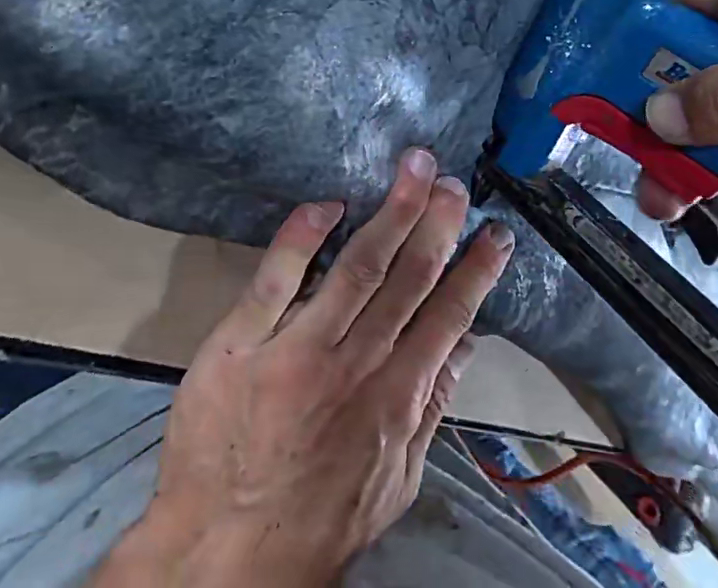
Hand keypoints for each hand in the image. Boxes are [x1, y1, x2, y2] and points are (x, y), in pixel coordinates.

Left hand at [92, 149, 513, 587]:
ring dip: (390, 213)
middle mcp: (354, 365)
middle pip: (407, 277)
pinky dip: (302, 235)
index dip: (477, 269)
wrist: (221, 558)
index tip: (496, 233)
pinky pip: (274, 277)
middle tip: (453, 182)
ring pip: (355, 266)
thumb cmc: (319, 522)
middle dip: (436, 222)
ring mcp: (293, 351)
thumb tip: (466, 344)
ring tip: (414, 170)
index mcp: (397, 397)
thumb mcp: (399, 479)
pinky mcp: (236, 346)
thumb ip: (433, 406)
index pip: (449, 315)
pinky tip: (328, 204)